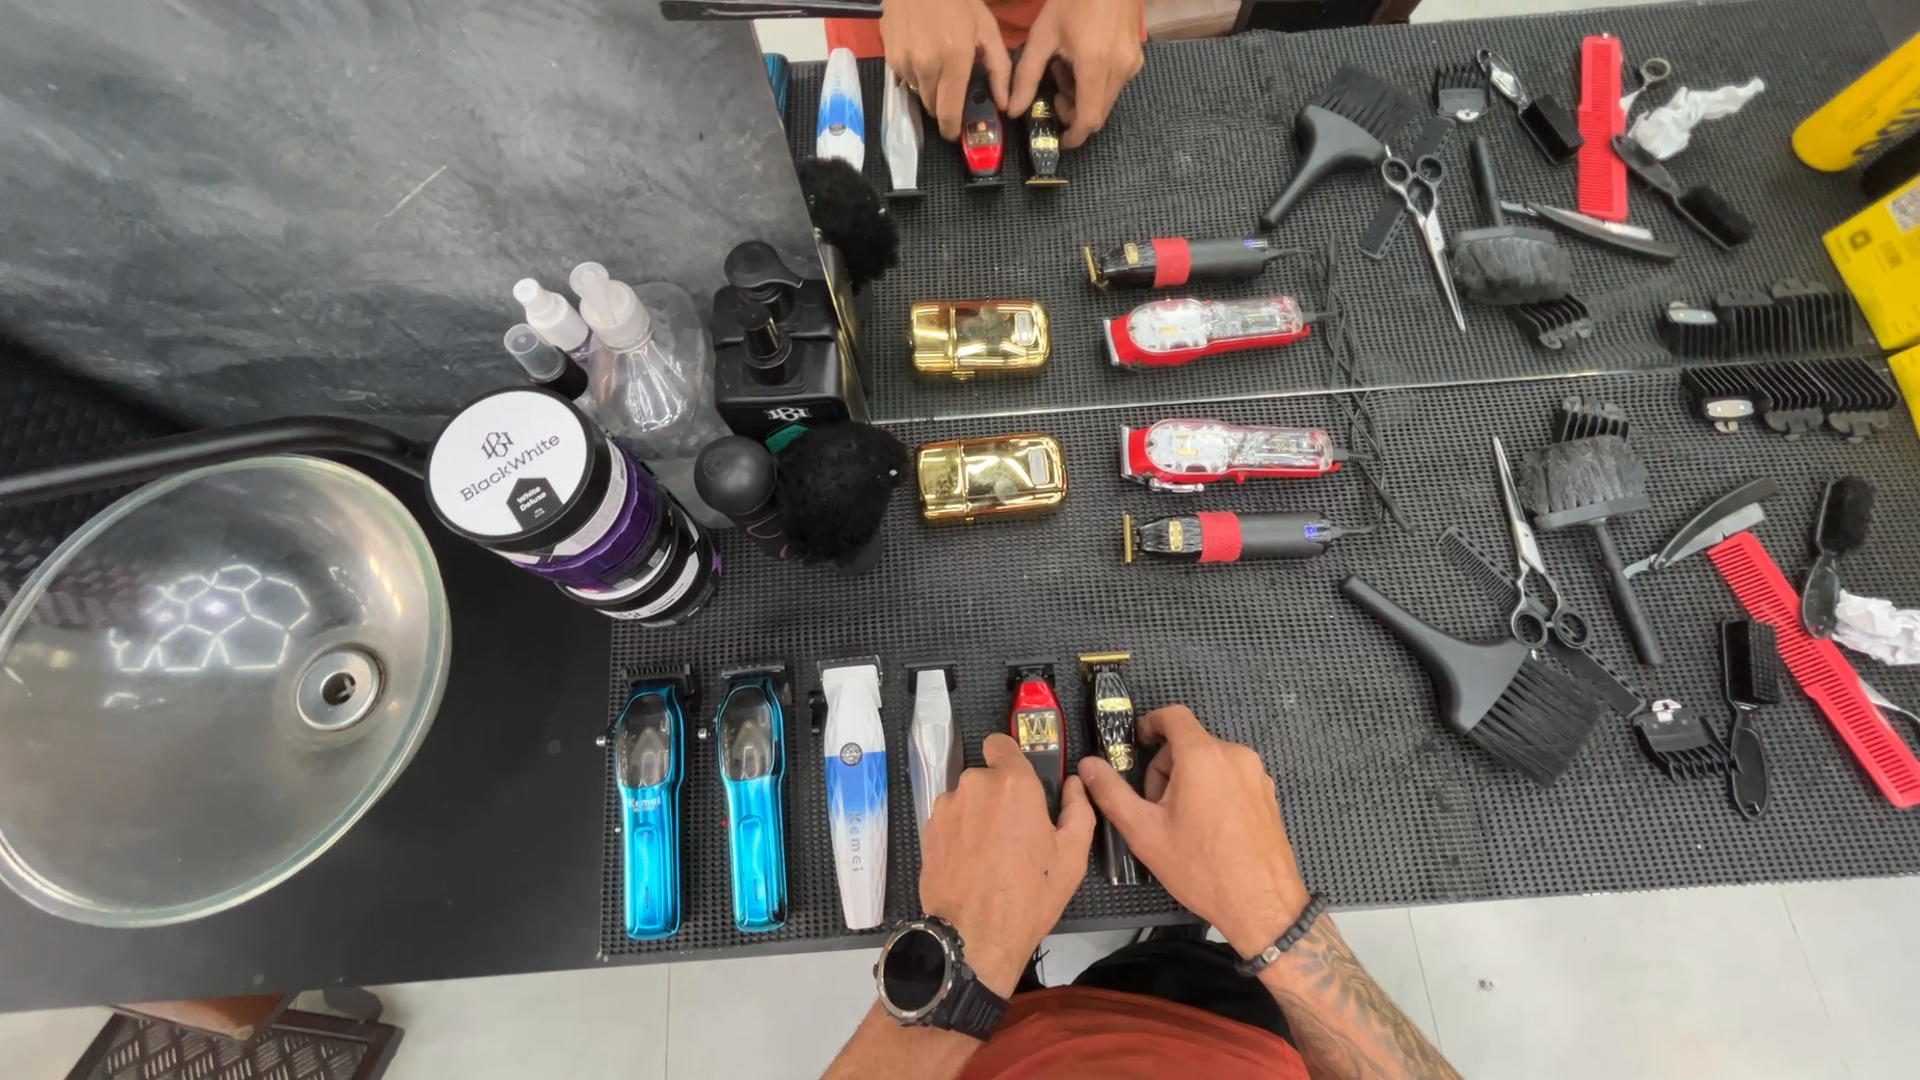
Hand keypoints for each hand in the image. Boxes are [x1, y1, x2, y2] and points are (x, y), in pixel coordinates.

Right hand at [881, 0, 1011, 141]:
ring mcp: (905, 62)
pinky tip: (922, 52)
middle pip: (933, 108)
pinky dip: (915, 74)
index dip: (951, 129)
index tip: (955, 132)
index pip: (948, 113)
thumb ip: (998, 69)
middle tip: (951, 90)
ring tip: (936, 63)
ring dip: (929, 88)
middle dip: (943, 105)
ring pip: (919, 94)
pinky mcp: (890, 57)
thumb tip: (1004, 105)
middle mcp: (926, 66)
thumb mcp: (986, 28)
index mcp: (954, 60)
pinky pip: (906, 79)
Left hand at [920, 733, 1093, 996]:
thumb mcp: (1071, 856)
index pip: (1000, 743)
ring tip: (989, 854)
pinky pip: (949, 820)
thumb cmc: (1029, 894)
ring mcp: (946, 806)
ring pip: (966, 799)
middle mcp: (974, 783)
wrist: (974, 936)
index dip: (1008, 758)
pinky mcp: (928, 829)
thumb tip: (1074, 785)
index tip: (1018, 782)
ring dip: (976, 815)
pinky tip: (970, 864)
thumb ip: (1078, 810)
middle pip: (986, 776)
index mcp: (1012, 781)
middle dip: (997, 796)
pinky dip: (959, 834)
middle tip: (1013, 832)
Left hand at [1008, 0, 1144, 148]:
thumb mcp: (1043, 35)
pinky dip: (1096, 86)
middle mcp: (1119, 70)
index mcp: (1095, 66)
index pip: (1087, 121)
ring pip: (1105, 102)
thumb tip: (1013, 110)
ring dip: (1083, 99)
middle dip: (1074, 113)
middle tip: (1057, 90)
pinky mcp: (1136, 58)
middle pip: (1096, 115)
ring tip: (1068, 69)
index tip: (1058, 137)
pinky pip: (1114, 86)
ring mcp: (1131, 65)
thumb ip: (1027, 76)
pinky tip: (1083, 61)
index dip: (1072, 136)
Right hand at [1077, 705, 1311, 958]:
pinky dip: (1213, 788)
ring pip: (1210, 760)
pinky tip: (1208, 828)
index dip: (1151, 722)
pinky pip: (1231, 776)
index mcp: (1202, 756)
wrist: (1264, 908)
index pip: (1173, 715)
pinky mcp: (1268, 794)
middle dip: (1165, 766)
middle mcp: (1234, 755)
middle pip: (1189, 742)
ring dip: (1188, 778)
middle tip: (1155, 805)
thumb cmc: (1201, 867)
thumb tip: (1088, 766)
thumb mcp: (1144, 831)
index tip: (1138, 743)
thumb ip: (1111, 792)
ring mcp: (1256, 774)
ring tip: (1181, 821)